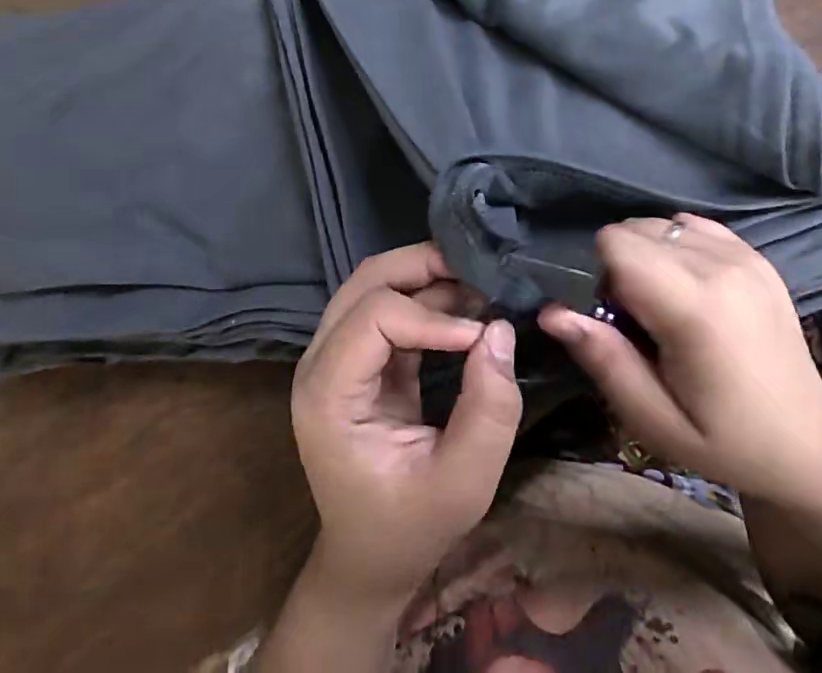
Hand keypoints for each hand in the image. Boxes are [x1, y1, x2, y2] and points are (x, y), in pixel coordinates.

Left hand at [290, 243, 521, 599]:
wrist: (371, 555)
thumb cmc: (410, 526)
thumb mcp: (464, 484)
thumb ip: (489, 411)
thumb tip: (500, 331)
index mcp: (329, 395)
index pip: (374, 316)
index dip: (432, 316)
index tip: (481, 337)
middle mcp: (321, 363)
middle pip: (366, 282)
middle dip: (424, 266)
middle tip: (481, 270)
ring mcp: (337, 357)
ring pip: (375, 284)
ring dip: (427, 275)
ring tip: (481, 284)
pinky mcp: (360, 360)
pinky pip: (390, 307)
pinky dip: (429, 298)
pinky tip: (467, 306)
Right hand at [538, 214, 821, 501]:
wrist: (805, 441)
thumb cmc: (724, 439)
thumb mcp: (653, 419)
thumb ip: (603, 358)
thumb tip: (551, 312)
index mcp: (694, 306)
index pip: (616, 242)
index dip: (601, 276)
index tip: (616, 318)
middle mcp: (721, 266)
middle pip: (636, 228)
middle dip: (621, 265)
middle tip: (641, 320)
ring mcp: (744, 255)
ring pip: (663, 222)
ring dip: (650, 255)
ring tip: (668, 305)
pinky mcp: (757, 255)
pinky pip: (695, 225)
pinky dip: (679, 246)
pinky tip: (692, 288)